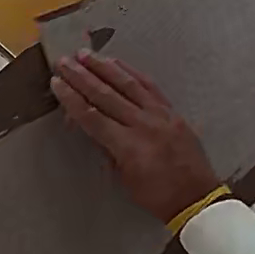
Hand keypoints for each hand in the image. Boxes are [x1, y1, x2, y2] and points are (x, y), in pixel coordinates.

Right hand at [50, 51, 220, 225]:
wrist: (198, 199)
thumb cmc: (156, 196)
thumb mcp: (124, 178)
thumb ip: (106, 149)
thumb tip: (88, 126)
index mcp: (128, 146)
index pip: (91, 116)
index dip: (71, 98)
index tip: (56, 82)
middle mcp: (143, 125)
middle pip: (105, 95)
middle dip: (81, 76)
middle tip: (63, 61)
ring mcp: (159, 115)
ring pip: (127, 84)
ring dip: (103, 67)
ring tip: (85, 54)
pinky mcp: (171, 111)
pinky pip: (149, 86)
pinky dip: (131, 72)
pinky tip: (116, 62)